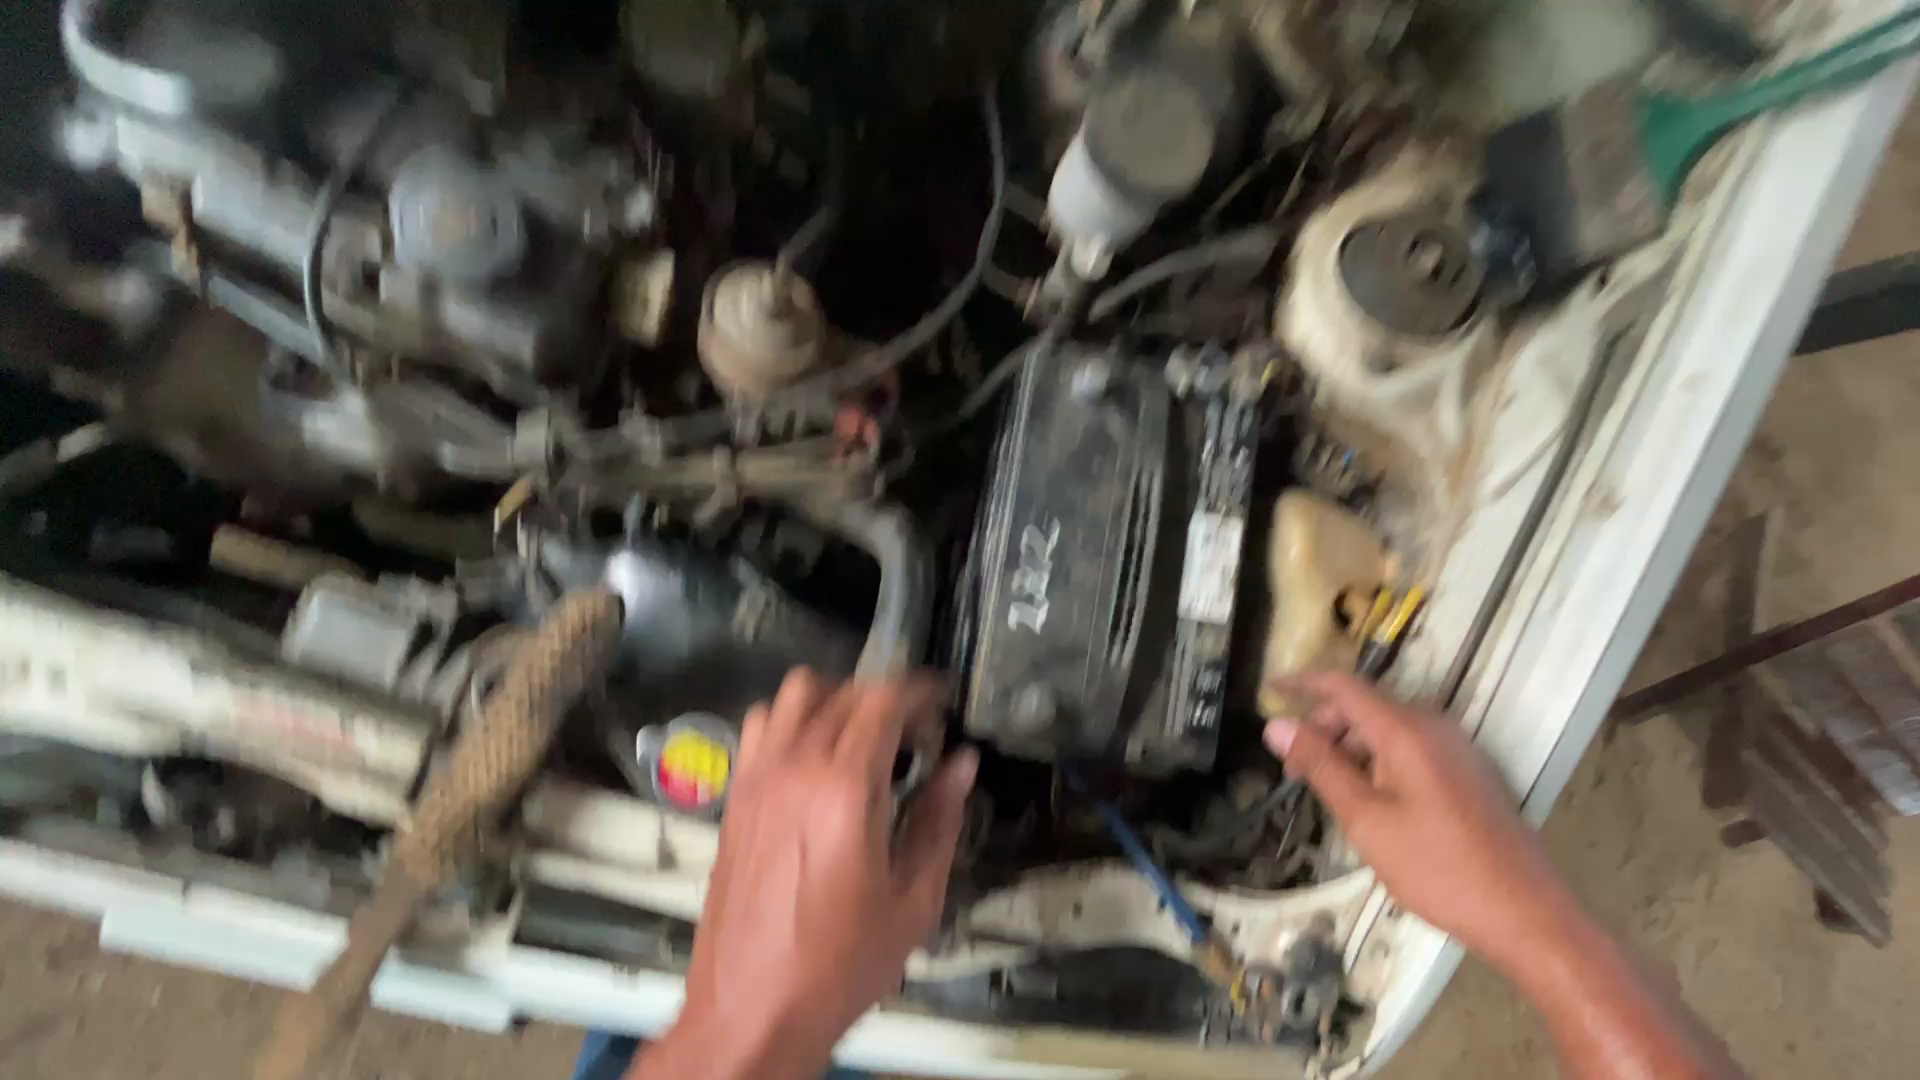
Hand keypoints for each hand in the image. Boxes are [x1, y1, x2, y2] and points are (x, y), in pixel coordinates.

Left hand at [640, 669, 978, 1079]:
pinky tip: (814, 758)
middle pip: (847, 691)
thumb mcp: (913, 899)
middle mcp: (797, 765)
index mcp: (846, 788)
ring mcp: (758, 775)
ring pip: (797, 692)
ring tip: (863, 738)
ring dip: (838, 699)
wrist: (750, 1012)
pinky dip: (793, 719)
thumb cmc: (841, 963)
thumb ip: (940, 820)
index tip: (943, 705)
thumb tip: (962, 763)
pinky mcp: (735, 792)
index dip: (920, 691)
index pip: (884, 700)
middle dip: (890, 700)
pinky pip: (762, 723)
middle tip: (917, 738)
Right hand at [1262, 671, 1567, 967]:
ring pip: (1385, 729)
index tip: (1268, 691)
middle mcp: (1434, 727)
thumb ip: (1320, 766)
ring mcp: (1456, 749)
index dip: (1301, 683)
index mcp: (1406, 731)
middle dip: (1322, 728)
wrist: (1529, 918)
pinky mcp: (1467, 772)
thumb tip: (1276, 725)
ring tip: (1329, 792)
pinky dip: (1376, 760)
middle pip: (1363, 707)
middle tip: (1294, 771)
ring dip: (1348, 748)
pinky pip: (1409, 748)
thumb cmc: (1438, 868)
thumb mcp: (1365, 819)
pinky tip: (1369, 801)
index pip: (1342, 686)